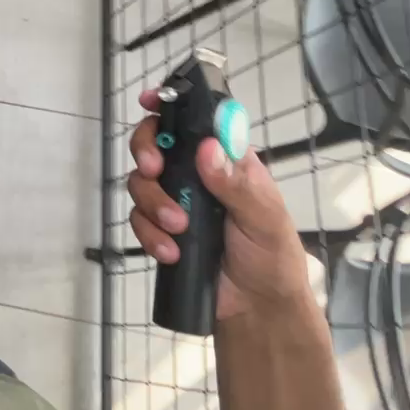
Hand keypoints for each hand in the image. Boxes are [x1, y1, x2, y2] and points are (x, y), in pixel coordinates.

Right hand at [126, 89, 311, 321]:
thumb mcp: (265, 219)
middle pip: (154, 142)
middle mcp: (194, 173)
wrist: (255, 308)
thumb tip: (207, 148)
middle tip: (152, 169)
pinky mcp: (158, 226)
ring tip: (177, 230)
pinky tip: (170, 251)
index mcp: (226, 161)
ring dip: (153, 204)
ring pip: (140, 181)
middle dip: (146, 151)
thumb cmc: (273, 258)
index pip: (196, 121)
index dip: (170, 105)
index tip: (150, 100)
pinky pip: (137, 218)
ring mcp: (173, 198)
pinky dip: (149, 234)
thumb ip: (237, 185)